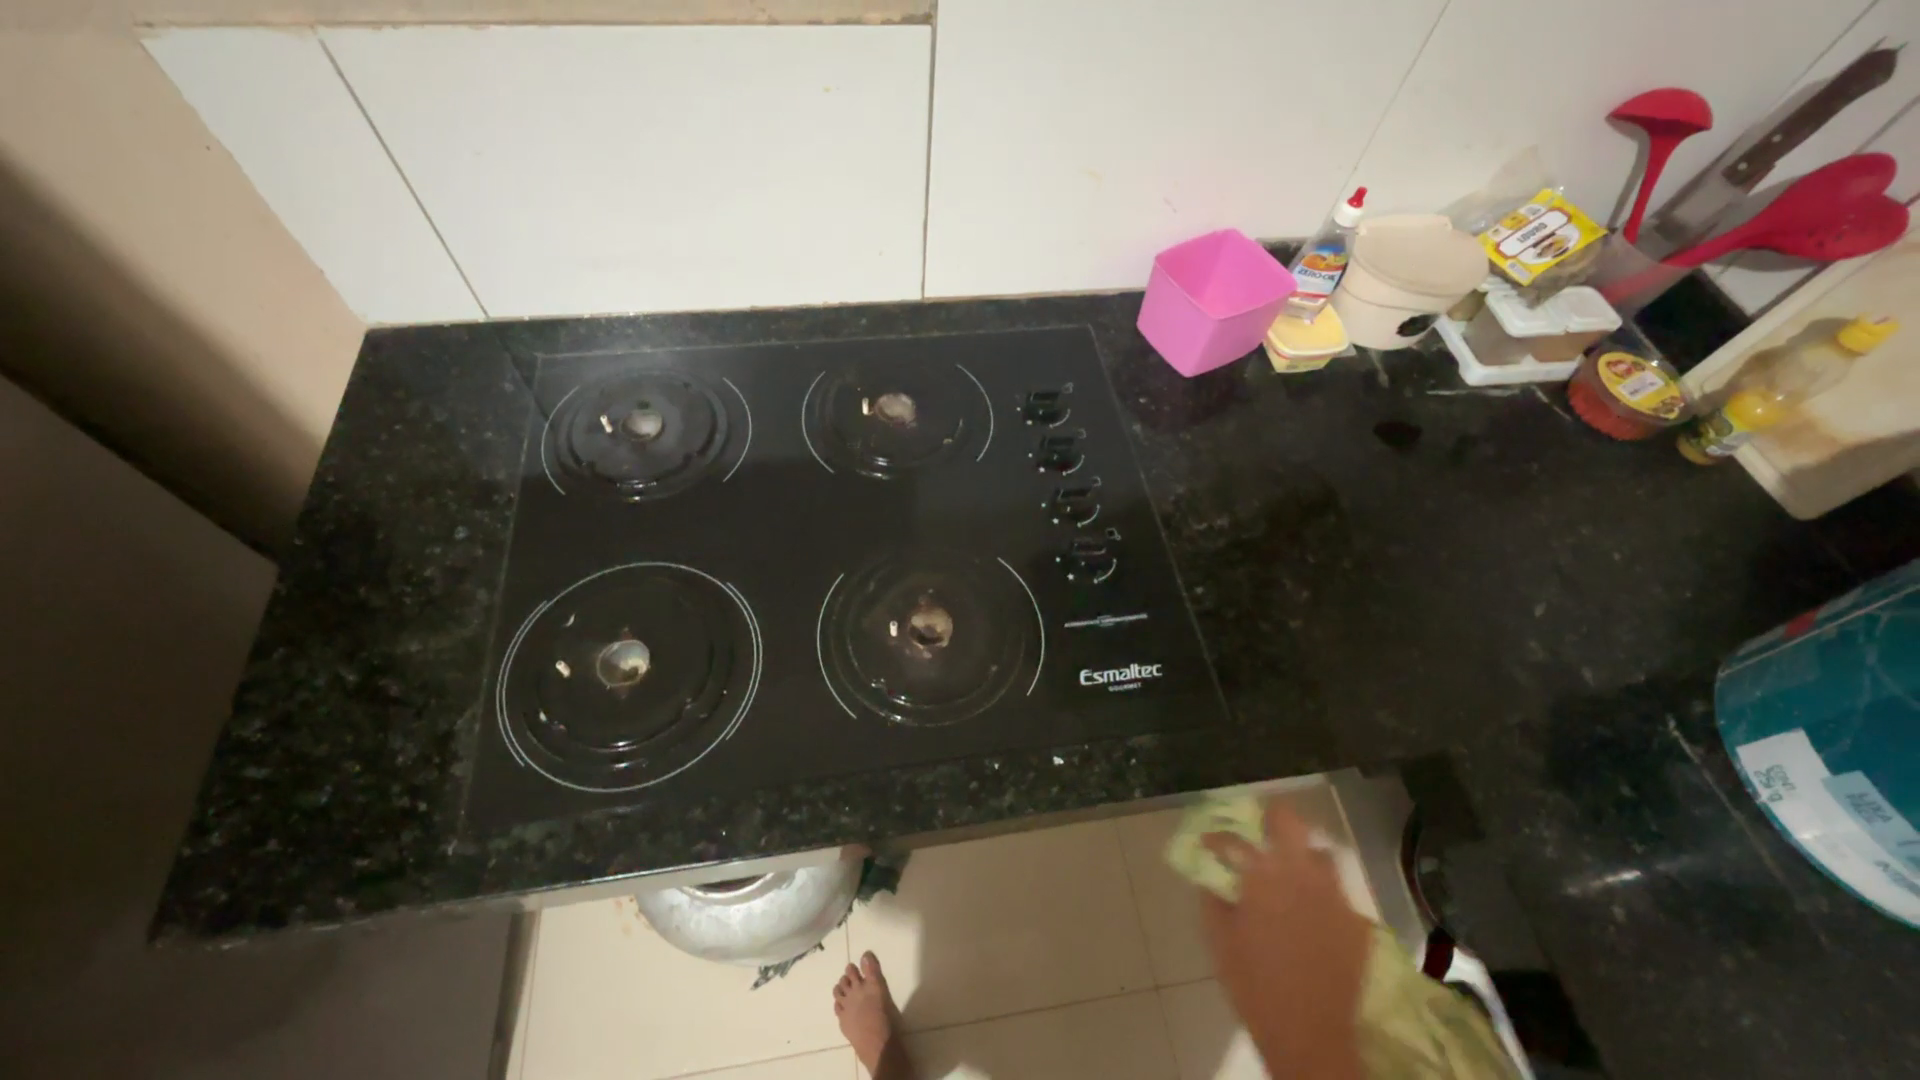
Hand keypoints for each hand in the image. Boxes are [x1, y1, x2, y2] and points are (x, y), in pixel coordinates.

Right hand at [1200, 798, 1370, 1079]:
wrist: (1309, 1034)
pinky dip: (1321, 896)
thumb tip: (1210, 877)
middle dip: (1272, 819)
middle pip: (1290, 822)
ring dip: (1301, 855)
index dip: (1218, 837)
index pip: (1235, 839)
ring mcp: (1335, 896)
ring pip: (1321, 855)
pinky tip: (1310, 916)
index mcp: (1263, 877)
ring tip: (1288, 873)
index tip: (1210, 842)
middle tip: (1259, 830)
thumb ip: (1212, 899)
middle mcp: (1303, 875)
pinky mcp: (1357, 922)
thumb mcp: (1219, 941)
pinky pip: (1337, 895)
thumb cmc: (1253, 985)